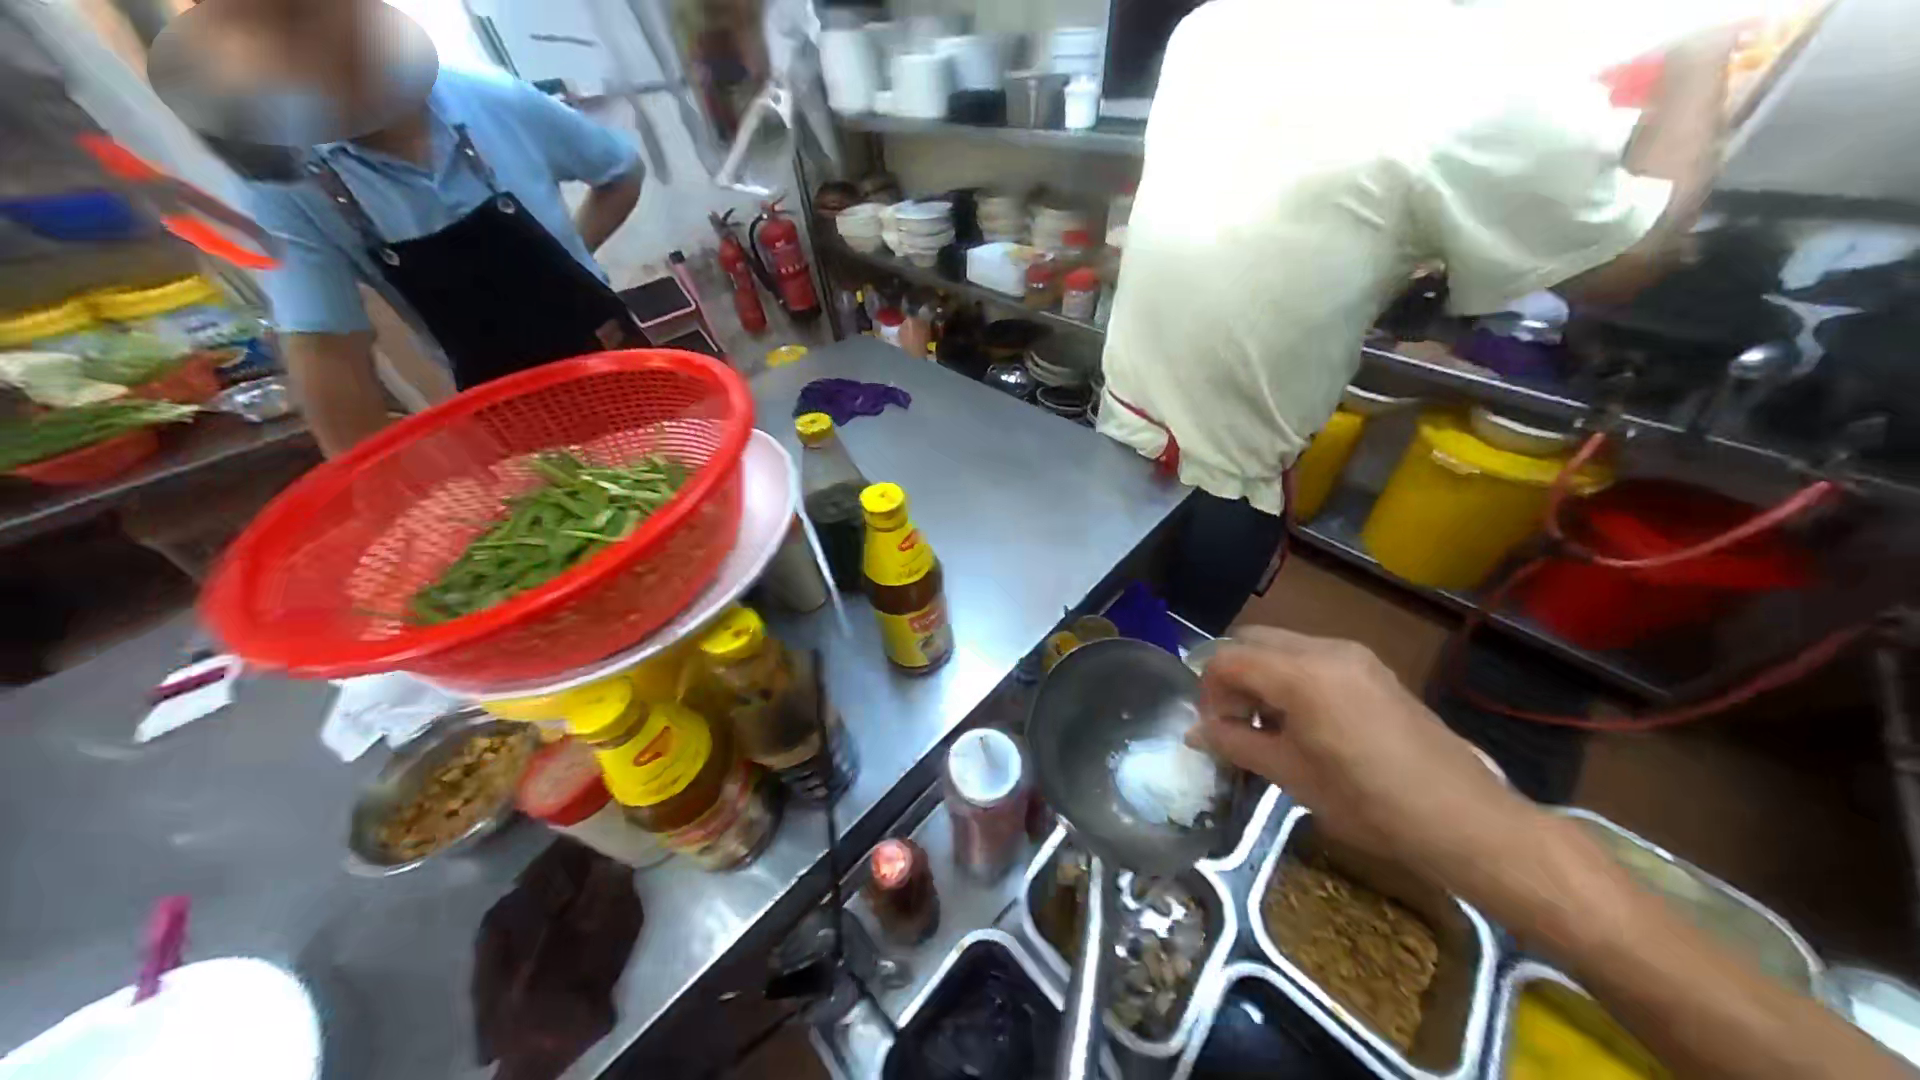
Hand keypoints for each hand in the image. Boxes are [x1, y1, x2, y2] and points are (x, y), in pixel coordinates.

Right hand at [1186, 627, 1538, 889]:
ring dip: (1260, 676)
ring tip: (1266, 726)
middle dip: (1231, 677)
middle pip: (1251, 641)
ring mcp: (1354, 655)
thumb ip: (1234, 744)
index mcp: (1301, 674)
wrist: (1466, 820)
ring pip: (1281, 646)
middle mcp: (1326, 649)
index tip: (1212, 729)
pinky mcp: (1373, 668)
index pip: (1227, 659)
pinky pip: (1312, 657)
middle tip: (1233, 722)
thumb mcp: (1291, 776)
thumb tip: (1195, 733)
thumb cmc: (1369, 803)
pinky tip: (1301, 721)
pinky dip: (1289, 677)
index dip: (1208, 692)